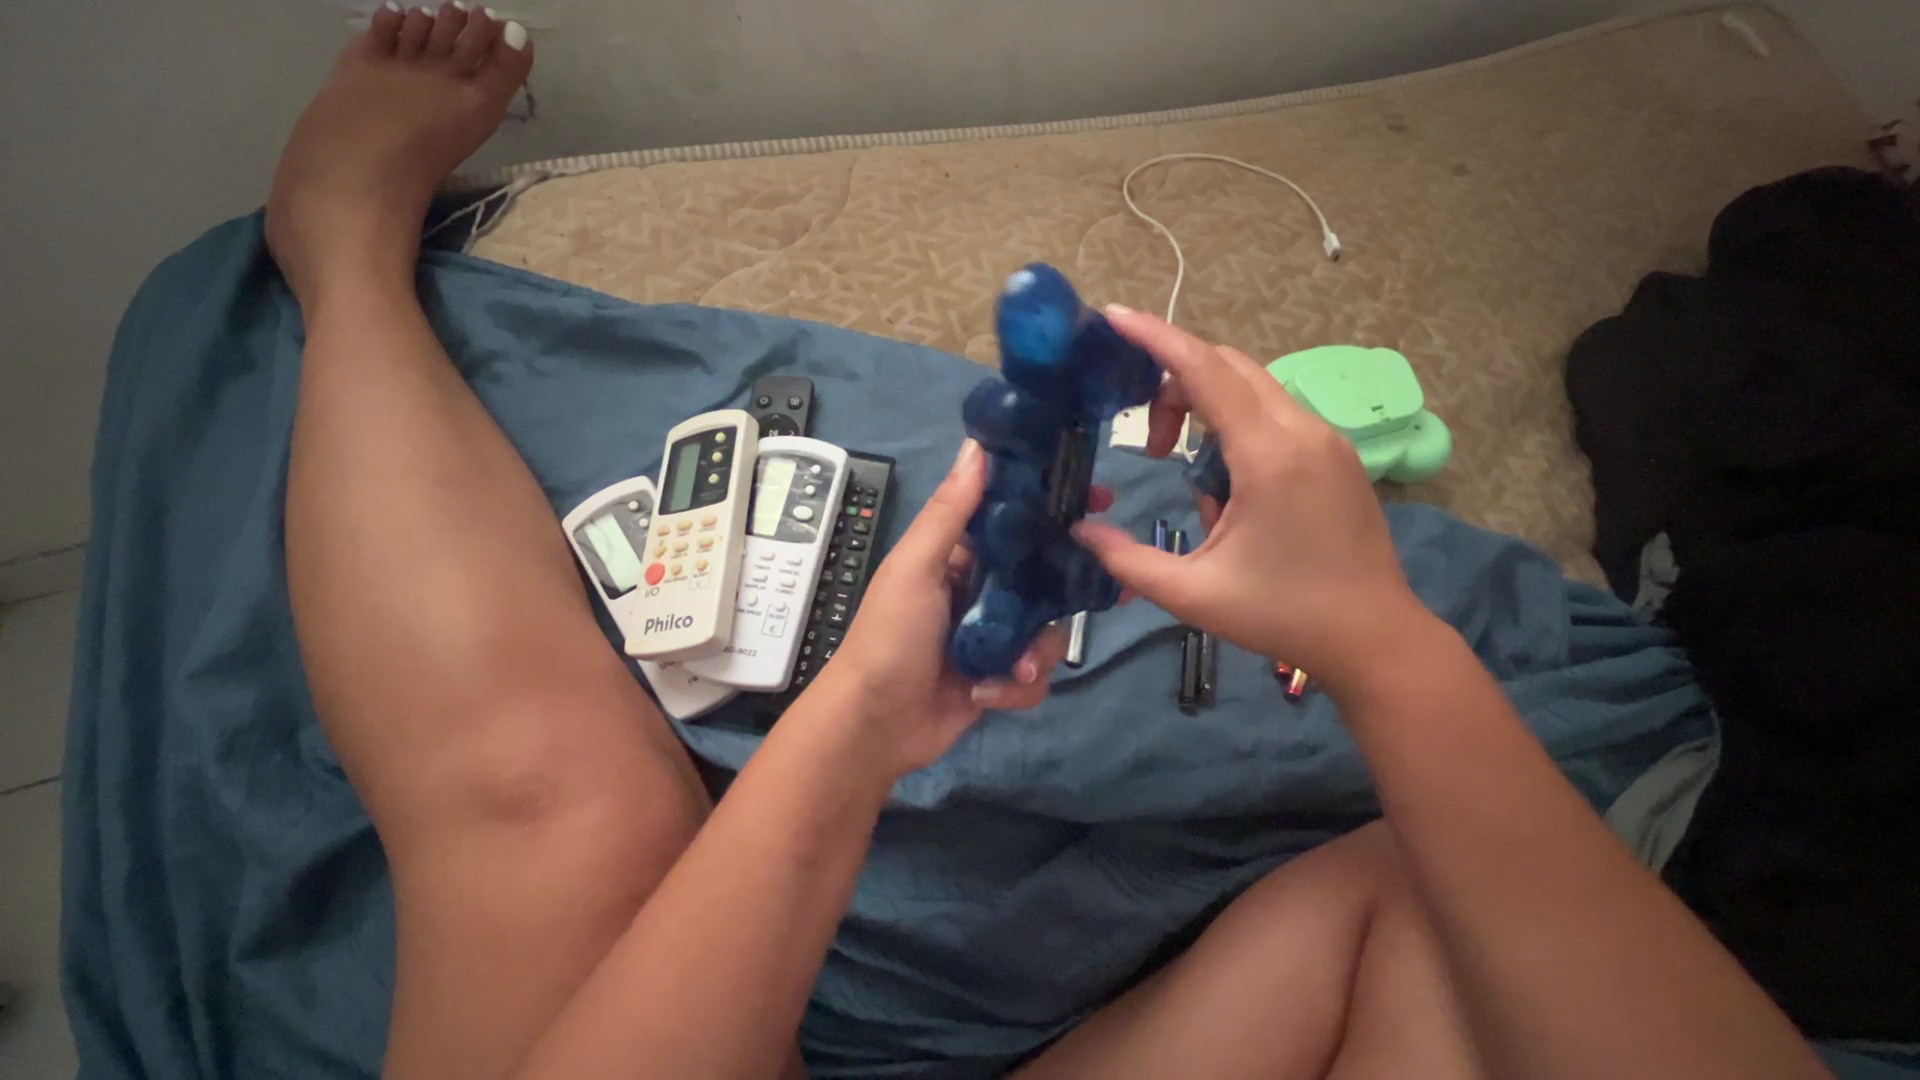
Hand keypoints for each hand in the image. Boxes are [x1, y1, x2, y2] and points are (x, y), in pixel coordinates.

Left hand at [810, 439, 1067, 774]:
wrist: (874, 725)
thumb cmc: (889, 636)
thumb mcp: (914, 567)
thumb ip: (948, 512)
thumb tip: (977, 446)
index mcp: (959, 555)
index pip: (1015, 519)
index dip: (1053, 507)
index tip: (1098, 499)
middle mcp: (981, 590)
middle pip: (1045, 574)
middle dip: (1064, 589)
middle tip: (1102, 583)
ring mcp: (993, 635)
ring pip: (1048, 628)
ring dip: (1037, 650)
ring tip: (1015, 666)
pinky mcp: (999, 677)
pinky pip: (1034, 674)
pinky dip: (1015, 686)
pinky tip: (986, 693)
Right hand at [1072, 307, 1428, 688]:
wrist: (1374, 638)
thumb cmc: (1282, 616)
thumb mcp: (1192, 594)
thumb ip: (1128, 559)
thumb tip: (1080, 530)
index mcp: (1268, 455)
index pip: (1205, 370)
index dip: (1156, 338)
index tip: (1114, 318)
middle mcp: (1303, 431)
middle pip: (1228, 367)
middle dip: (1175, 384)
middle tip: (1148, 440)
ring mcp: (1326, 440)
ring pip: (1252, 389)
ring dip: (1205, 408)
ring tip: (1181, 466)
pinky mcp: (1336, 455)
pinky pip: (1273, 416)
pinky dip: (1234, 429)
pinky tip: (1225, 487)